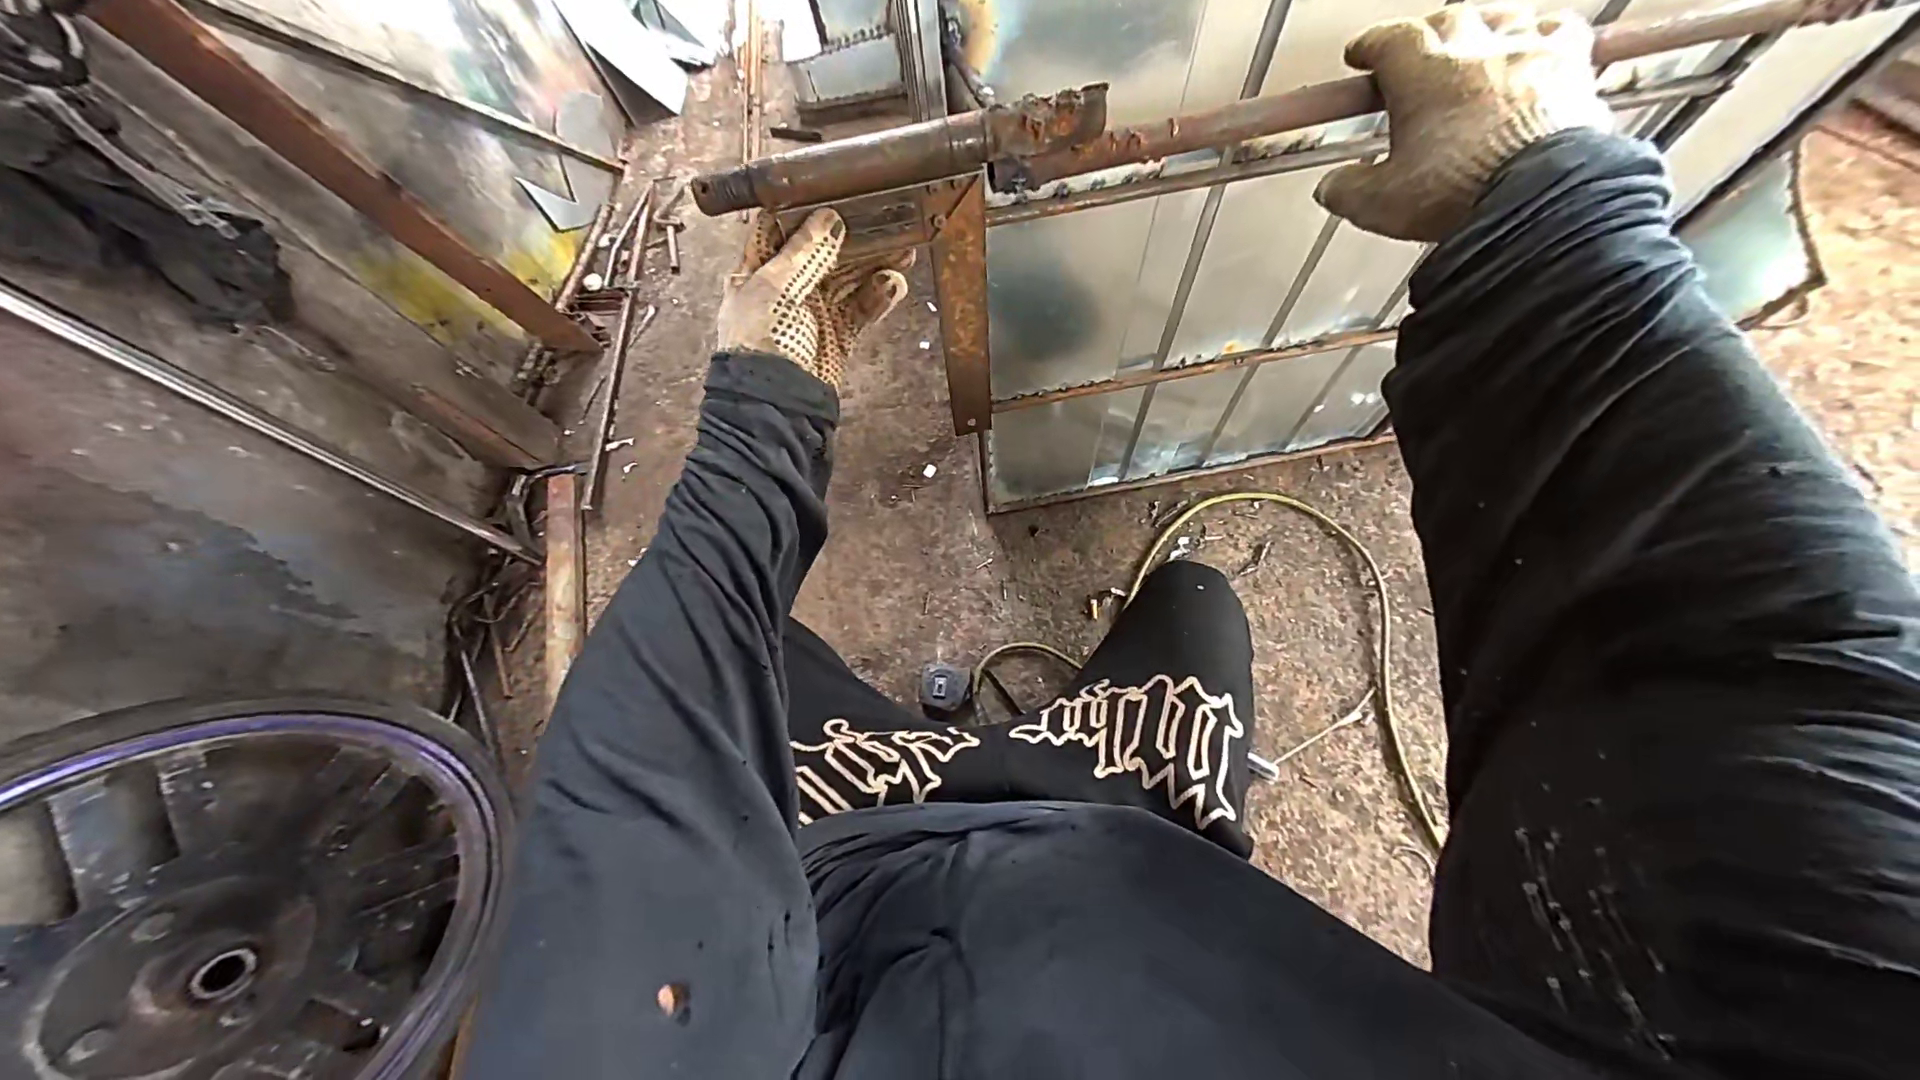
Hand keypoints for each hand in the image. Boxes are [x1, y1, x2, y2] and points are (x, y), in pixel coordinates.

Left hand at [716, 208, 912, 387]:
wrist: (777, 405)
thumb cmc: (760, 345)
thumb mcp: (773, 289)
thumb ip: (803, 254)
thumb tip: (829, 220)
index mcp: (759, 271)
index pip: (785, 230)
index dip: (811, 211)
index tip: (840, 194)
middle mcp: (788, 289)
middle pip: (826, 253)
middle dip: (855, 237)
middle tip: (885, 221)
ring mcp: (816, 313)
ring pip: (850, 279)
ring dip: (876, 264)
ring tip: (902, 250)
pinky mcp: (839, 336)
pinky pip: (863, 309)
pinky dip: (879, 297)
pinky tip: (893, 283)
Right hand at [1313, 3, 1612, 242]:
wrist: (1536, 195)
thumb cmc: (1460, 189)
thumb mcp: (1376, 202)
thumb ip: (1346, 188)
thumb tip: (1332, 185)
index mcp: (1425, 76)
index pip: (1391, 41)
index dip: (1371, 45)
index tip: (1362, 52)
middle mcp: (1480, 51)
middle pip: (1450, 18)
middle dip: (1427, 32)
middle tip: (1414, 51)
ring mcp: (1531, 54)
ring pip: (1507, 16)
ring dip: (1485, 27)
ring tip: (1474, 44)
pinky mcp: (1574, 71)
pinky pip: (1562, 35)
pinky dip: (1542, 40)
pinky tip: (1535, 53)